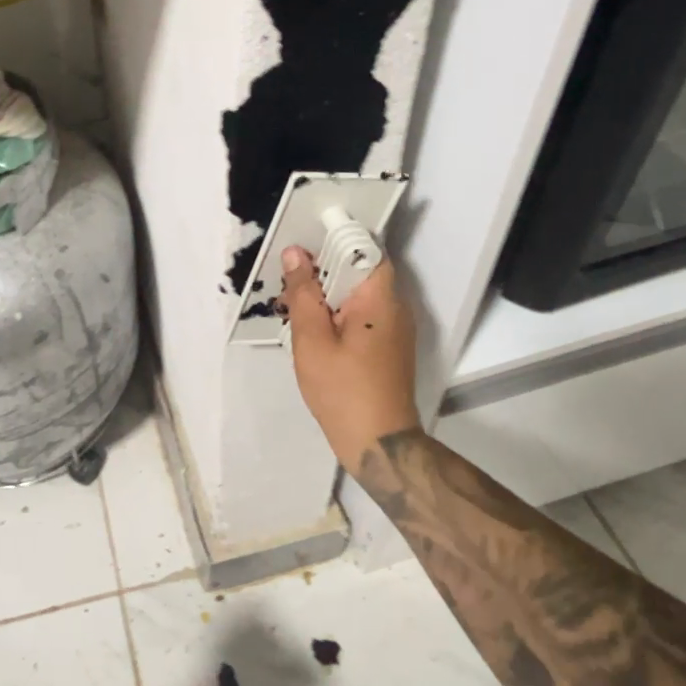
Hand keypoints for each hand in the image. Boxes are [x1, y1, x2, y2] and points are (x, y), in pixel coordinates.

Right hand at [281, 246, 422, 474]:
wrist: (378, 444)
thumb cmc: (343, 390)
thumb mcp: (311, 339)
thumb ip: (303, 293)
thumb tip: (296, 254)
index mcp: (380, 298)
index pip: (365, 248)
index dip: (335, 241)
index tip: (304, 249)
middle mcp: (395, 307)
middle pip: (360, 270)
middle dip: (325, 271)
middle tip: (290, 285)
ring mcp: (395, 328)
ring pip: (359, 294)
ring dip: (328, 295)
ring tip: (295, 310)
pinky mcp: (389, 346)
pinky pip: (363, 315)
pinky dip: (338, 315)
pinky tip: (313, 333)